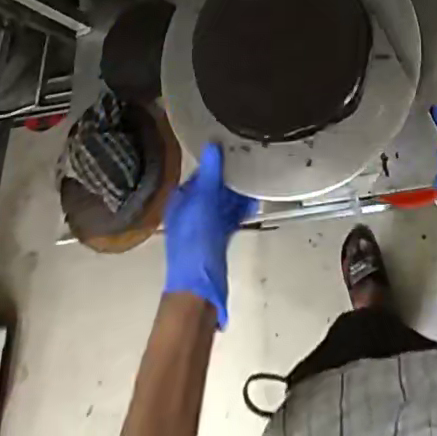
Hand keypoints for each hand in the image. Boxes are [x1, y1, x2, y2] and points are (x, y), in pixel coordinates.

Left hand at [162, 143, 254, 328]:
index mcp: (180, 200)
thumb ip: (208, 175)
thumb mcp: (202, 204)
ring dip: (237, 192)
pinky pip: (229, 218)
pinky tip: (253, 202)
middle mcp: (190, 211)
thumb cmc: (195, 245)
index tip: (234, 151)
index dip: (216, 163)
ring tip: (255, 179)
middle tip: (249, 163)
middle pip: (211, 187)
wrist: (199, 290)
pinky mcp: (216, 241)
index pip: (199, 173)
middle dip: (229, 177)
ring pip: (222, 203)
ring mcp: (204, 227)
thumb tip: (212, 145)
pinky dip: (239, 209)